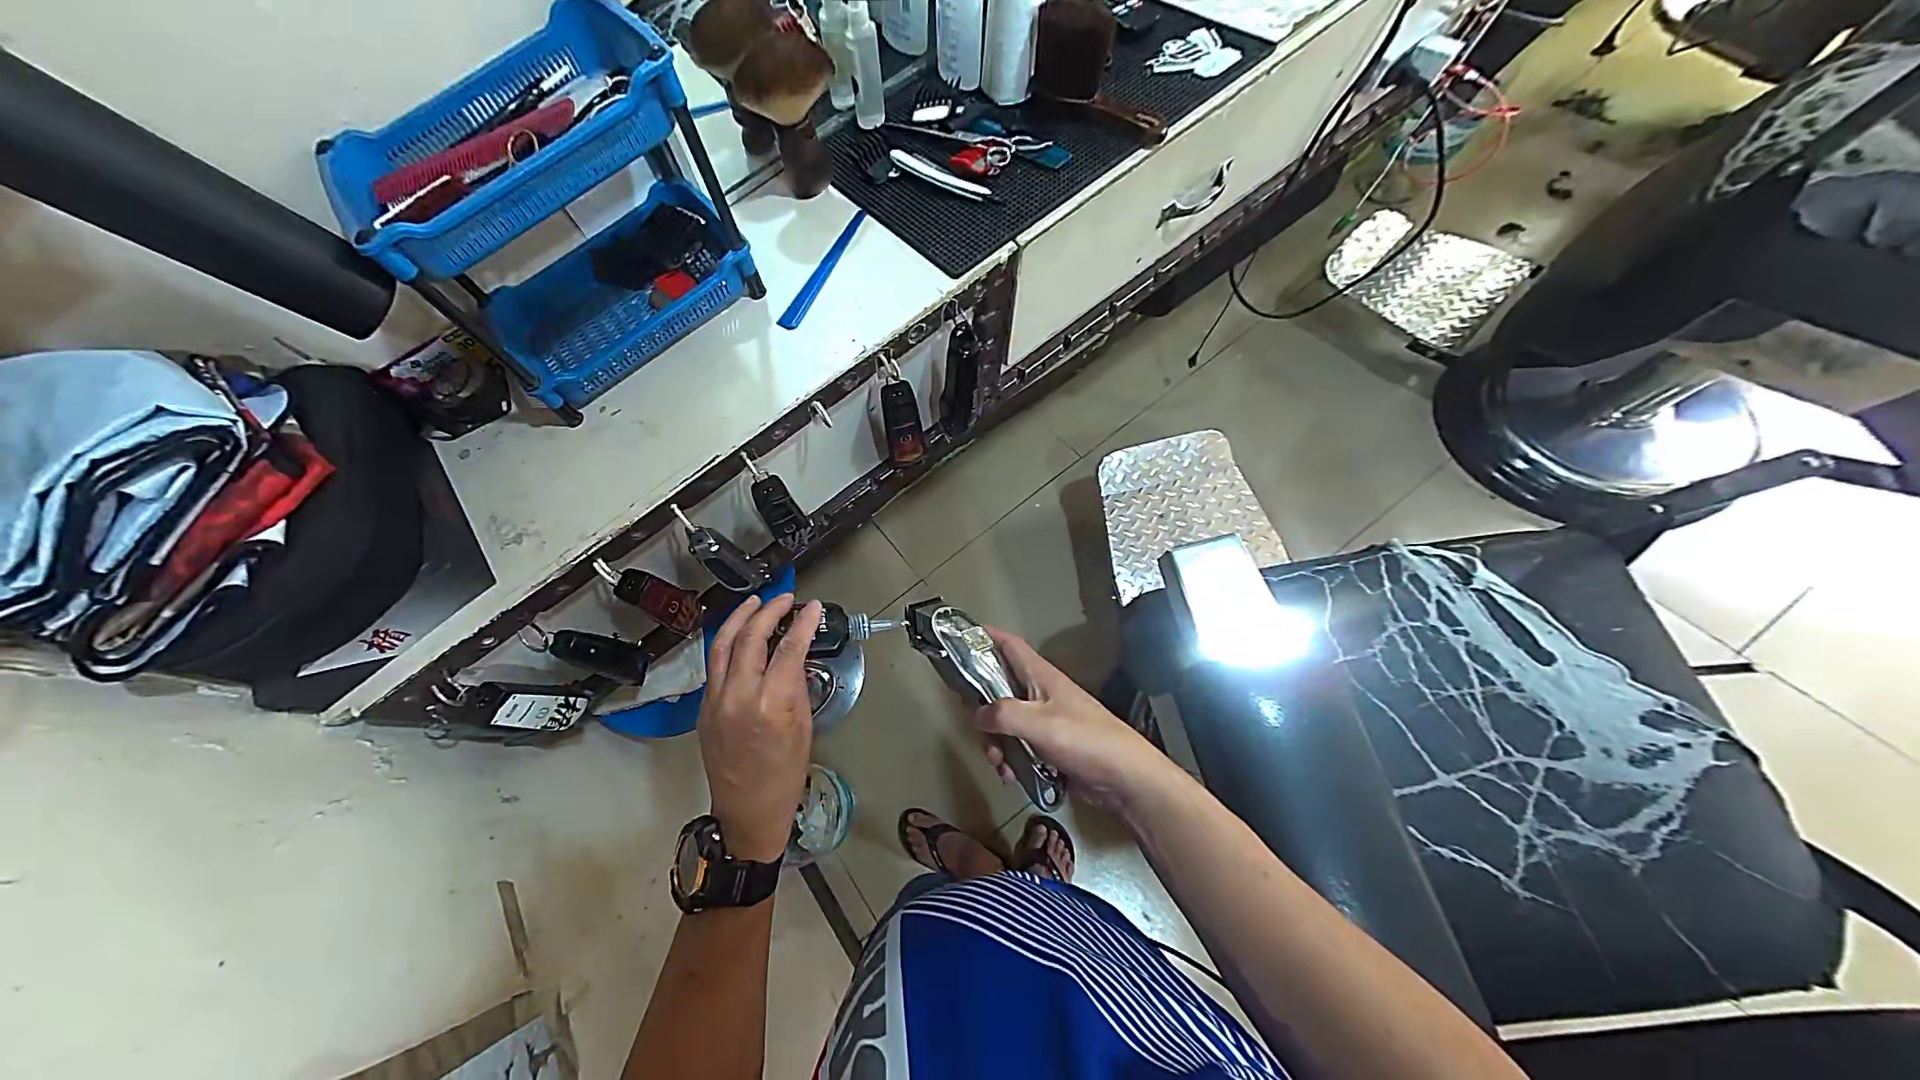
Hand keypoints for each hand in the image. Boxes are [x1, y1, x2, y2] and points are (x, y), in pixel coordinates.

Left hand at [698, 593, 821, 862]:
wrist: (747, 810)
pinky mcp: (703, 707)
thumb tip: (795, 657)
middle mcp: (738, 696)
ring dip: (740, 618)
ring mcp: (715, 700)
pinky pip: (715, 664)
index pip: (789, 649)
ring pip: (723, 645)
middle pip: (750, 638)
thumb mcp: (803, 727)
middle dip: (768, 611)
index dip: (802, 623)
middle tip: (785, 598)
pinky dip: (728, 642)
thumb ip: (795, 687)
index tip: (811, 607)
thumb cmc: (785, 773)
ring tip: (756, 602)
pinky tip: (740, 634)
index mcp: (771, 704)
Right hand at [974, 627, 1185, 812]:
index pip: (1009, 645)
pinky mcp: (1049, 746)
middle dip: (982, 711)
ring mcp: (1046, 720)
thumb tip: (976, 714)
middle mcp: (1040, 693)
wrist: (1126, 778)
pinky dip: (1010, 760)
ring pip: (1005, 723)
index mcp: (1041, 676)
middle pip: (998, 689)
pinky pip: (1018, 746)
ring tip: (1000, 765)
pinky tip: (1012, 776)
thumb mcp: (1038, 723)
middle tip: (979, 730)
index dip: (985, 636)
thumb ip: (1002, 714)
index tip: (960, 638)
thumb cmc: (1086, 741)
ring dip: (995, 743)